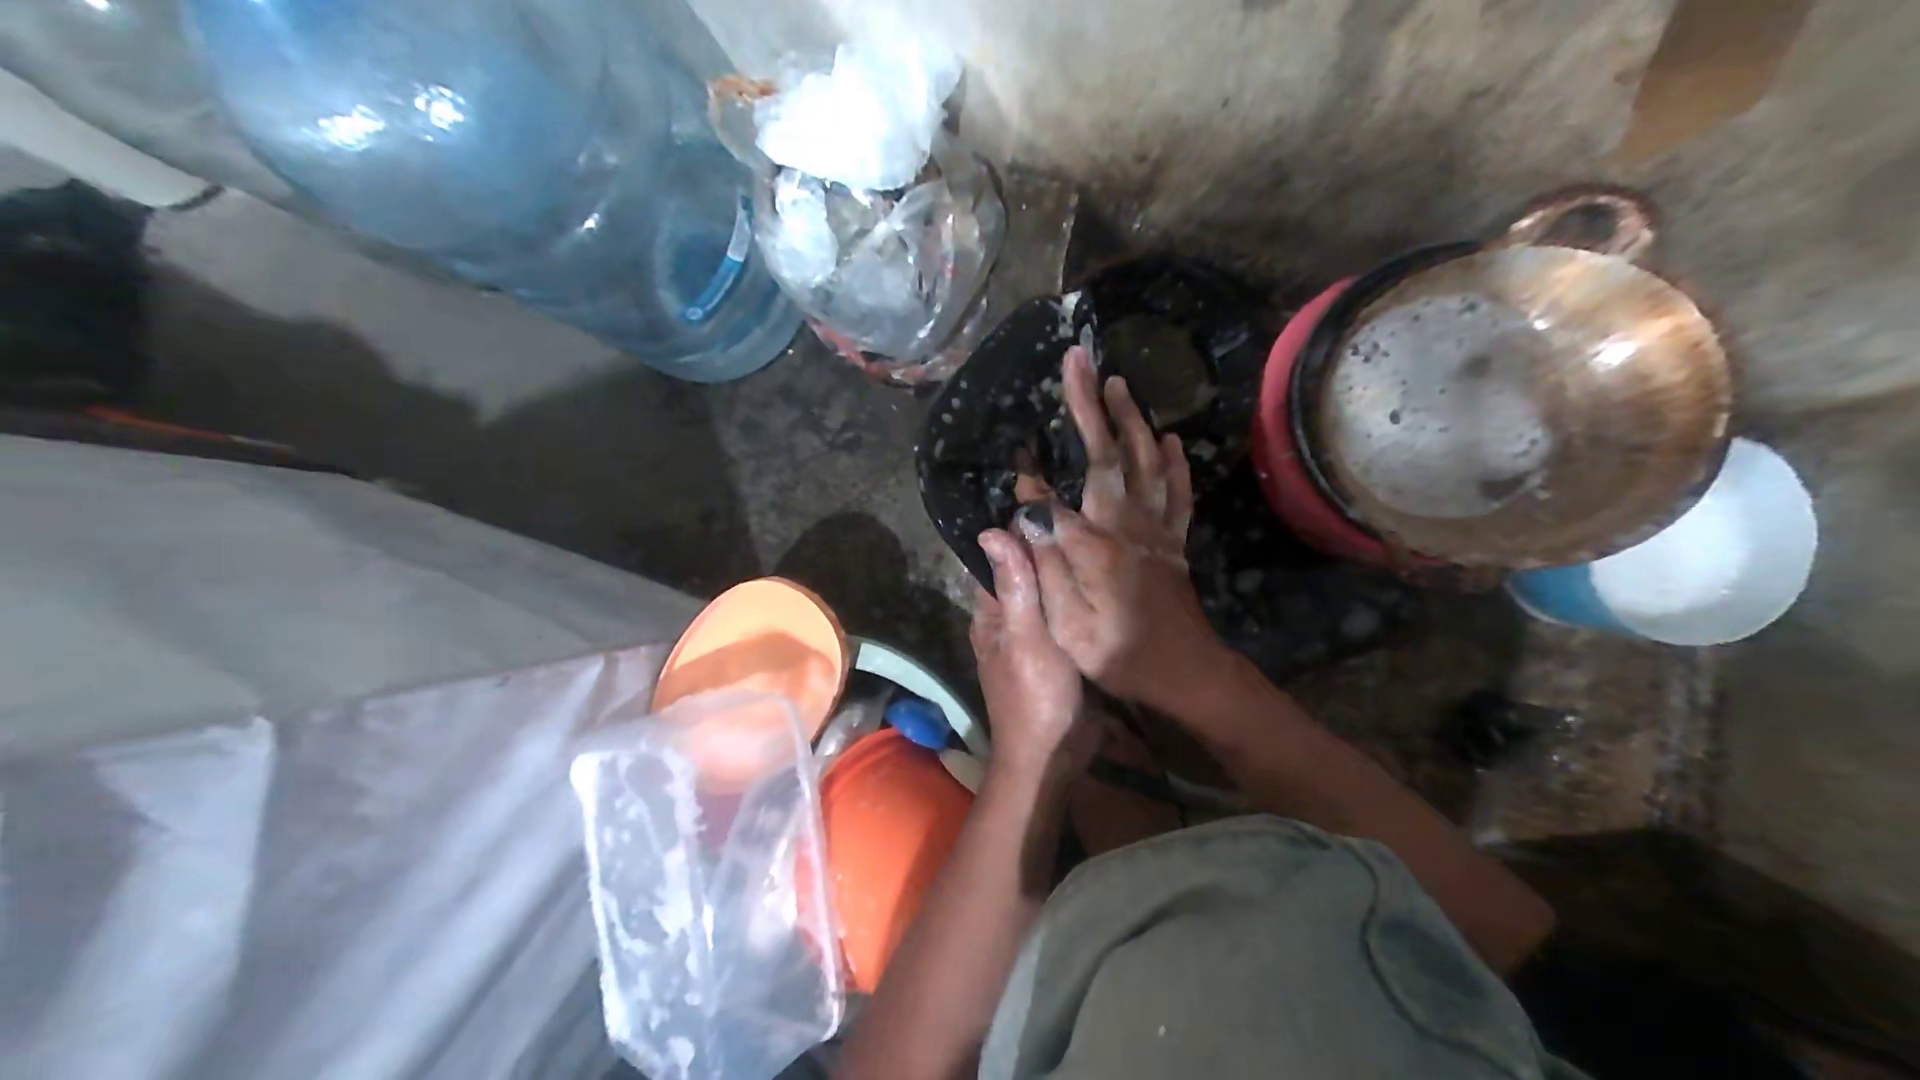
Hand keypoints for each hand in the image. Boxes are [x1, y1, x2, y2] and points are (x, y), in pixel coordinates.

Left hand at [971, 529, 1091, 783]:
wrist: (1054, 756)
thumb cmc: (1035, 696)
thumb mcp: (1026, 637)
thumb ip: (1014, 587)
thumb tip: (990, 531)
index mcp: (992, 610)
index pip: (1000, 555)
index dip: (1019, 528)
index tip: (1050, 495)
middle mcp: (1009, 617)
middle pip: (1026, 570)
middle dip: (1047, 545)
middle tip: (1085, 509)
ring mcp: (1035, 633)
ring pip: (1048, 590)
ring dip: (1064, 568)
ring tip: (1098, 532)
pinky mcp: (1058, 648)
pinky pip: (1065, 611)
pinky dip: (1077, 594)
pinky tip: (1102, 577)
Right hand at [1020, 346, 1233, 713]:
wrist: (1186, 673)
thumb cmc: (1119, 652)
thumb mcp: (1068, 620)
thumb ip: (1047, 559)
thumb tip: (1026, 508)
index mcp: (1097, 542)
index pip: (1059, 490)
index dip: (1036, 468)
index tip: (1016, 451)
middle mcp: (1130, 523)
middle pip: (1111, 452)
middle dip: (1093, 403)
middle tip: (1080, 361)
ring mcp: (1157, 528)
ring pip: (1149, 459)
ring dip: (1133, 418)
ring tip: (1120, 384)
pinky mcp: (1174, 541)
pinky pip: (1178, 490)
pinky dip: (1175, 461)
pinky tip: (1172, 440)